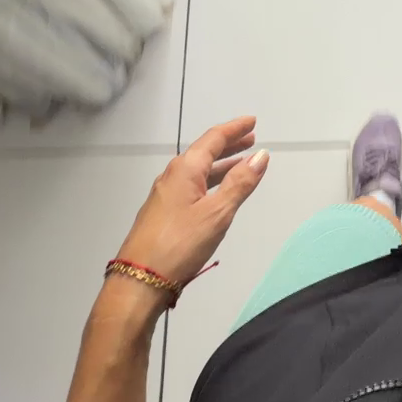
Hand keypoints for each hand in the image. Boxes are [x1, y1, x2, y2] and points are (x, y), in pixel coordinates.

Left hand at [113, 116, 269, 294]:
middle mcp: (173, 175)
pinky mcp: (163, 212)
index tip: (253, 121)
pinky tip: (218, 191)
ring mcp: (165, 194)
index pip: (214, 138)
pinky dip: (211, 180)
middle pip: (204, 151)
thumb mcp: (217, 212)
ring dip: (221, 164)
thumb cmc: (181, 242)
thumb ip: (240, 183)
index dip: (234, 129)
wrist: (139, 280)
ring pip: (198, 170)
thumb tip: (261, 155)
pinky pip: (193, 185)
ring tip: (241, 163)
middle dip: (229, 144)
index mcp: (186, 169)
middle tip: (250, 138)